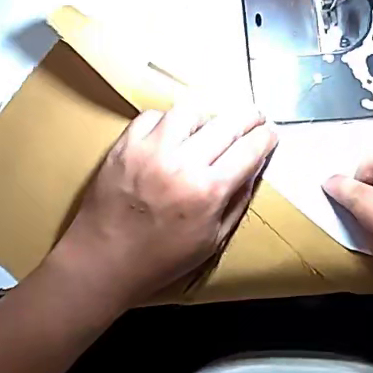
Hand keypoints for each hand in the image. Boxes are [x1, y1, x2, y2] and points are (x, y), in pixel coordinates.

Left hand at [46, 101, 277, 310]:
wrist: (103, 260)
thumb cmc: (161, 259)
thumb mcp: (213, 240)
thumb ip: (237, 201)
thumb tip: (253, 168)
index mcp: (208, 191)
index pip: (249, 150)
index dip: (265, 138)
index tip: (270, 133)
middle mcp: (182, 163)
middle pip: (226, 123)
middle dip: (247, 117)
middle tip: (253, 117)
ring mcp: (150, 150)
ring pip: (189, 111)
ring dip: (206, 116)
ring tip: (208, 126)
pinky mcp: (124, 145)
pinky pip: (153, 116)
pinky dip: (167, 121)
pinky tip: (171, 134)